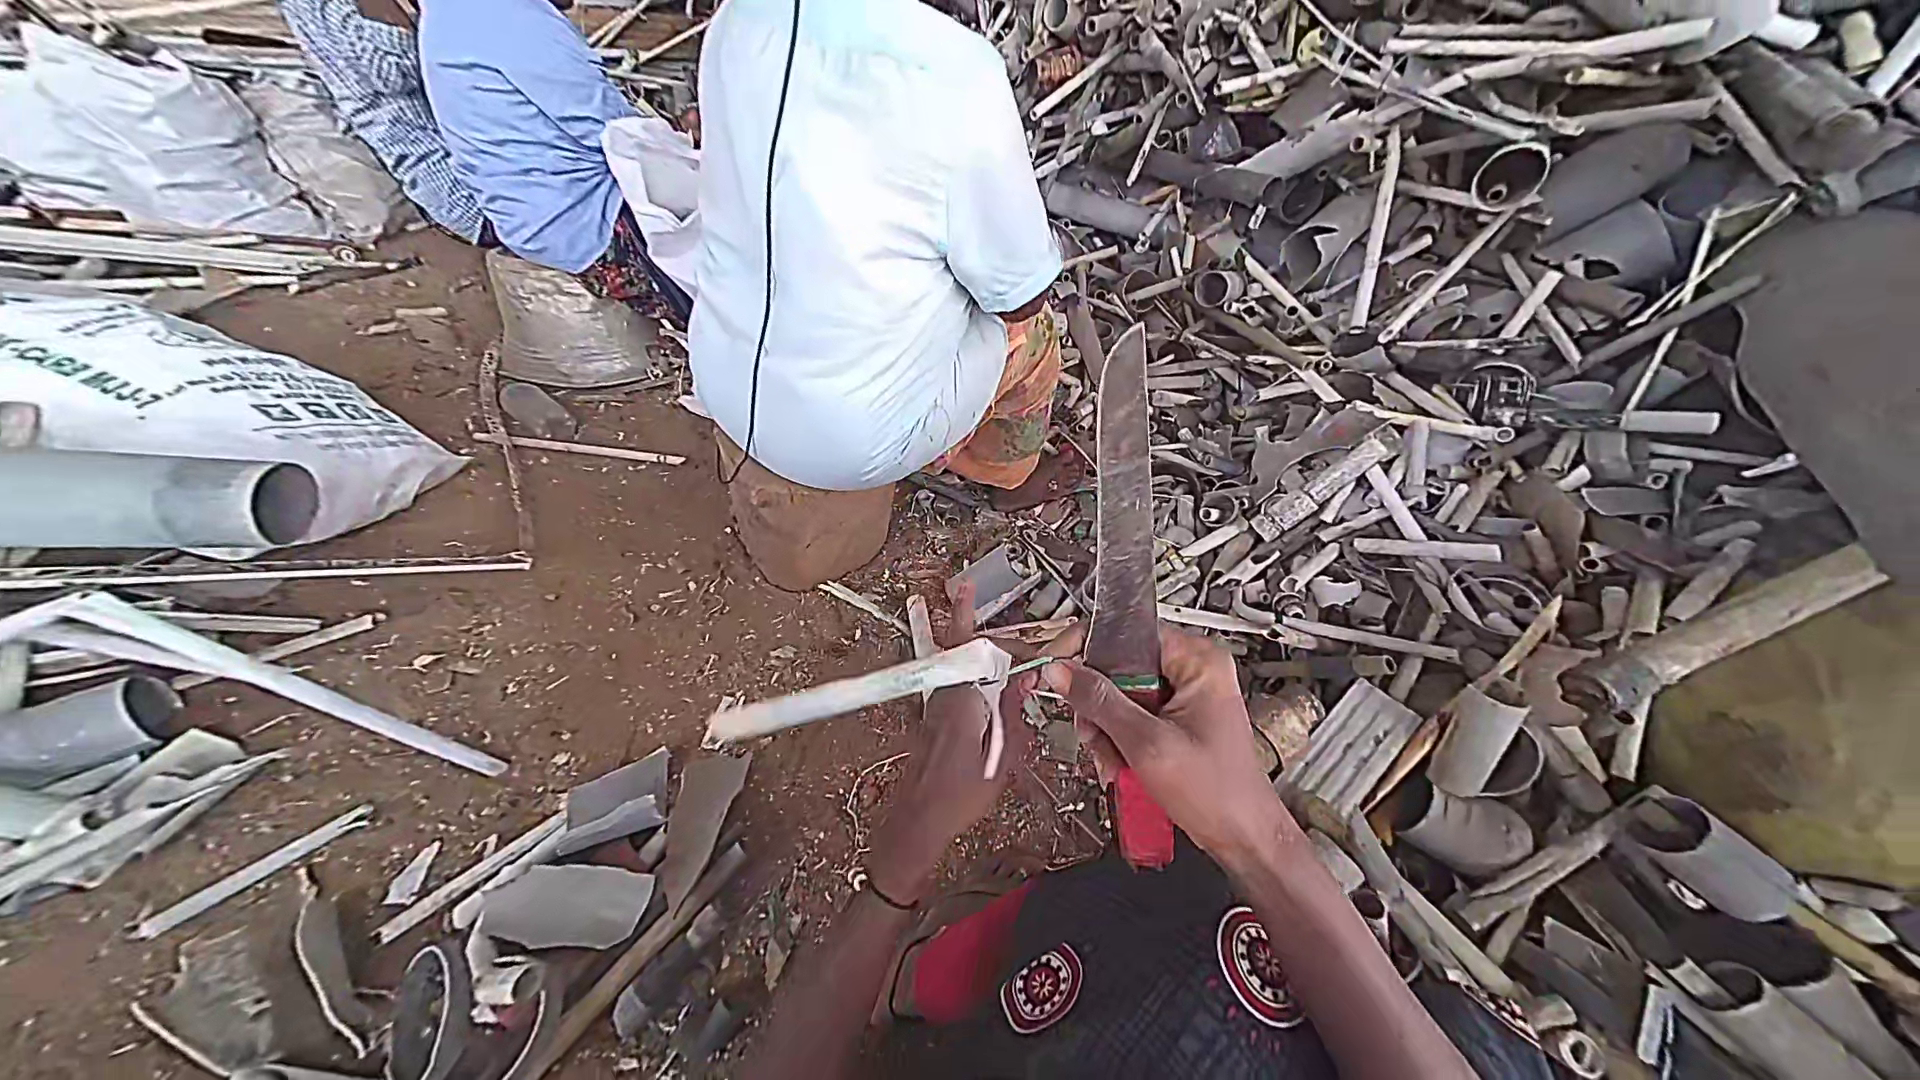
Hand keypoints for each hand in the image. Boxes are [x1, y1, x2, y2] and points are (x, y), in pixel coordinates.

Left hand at [870, 584, 1032, 901]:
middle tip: (962, 586)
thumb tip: (1023, 678)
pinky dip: (959, 658)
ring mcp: (934, 702)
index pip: (976, 650)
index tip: (990, 603)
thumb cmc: (961, 795)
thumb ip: (1012, 713)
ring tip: (961, 599)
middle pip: (957, 645)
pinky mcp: (932, 713)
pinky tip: (964, 654)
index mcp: (963, 699)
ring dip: (960, 631)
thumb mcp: (1002, 758)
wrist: (918, 820)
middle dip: (962, 615)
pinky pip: (949, 675)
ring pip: (949, 657)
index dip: (985, 625)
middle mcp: (944, 693)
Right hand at [1041, 624, 1298, 860]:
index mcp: (1196, 659)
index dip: (1082, 649)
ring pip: (1117, 693)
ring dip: (1106, 728)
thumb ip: (1099, 702)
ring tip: (1115, 758)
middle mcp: (1191, 668)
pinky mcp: (1174, 715)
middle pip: (1116, 665)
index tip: (1055, 668)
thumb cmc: (1218, 794)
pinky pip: (1129, 713)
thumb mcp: (1147, 744)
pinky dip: (1118, 738)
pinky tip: (1123, 762)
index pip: (1123, 631)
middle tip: (1093, 732)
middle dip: (1097, 705)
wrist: (1243, 837)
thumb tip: (1061, 671)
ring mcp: (1183, 692)